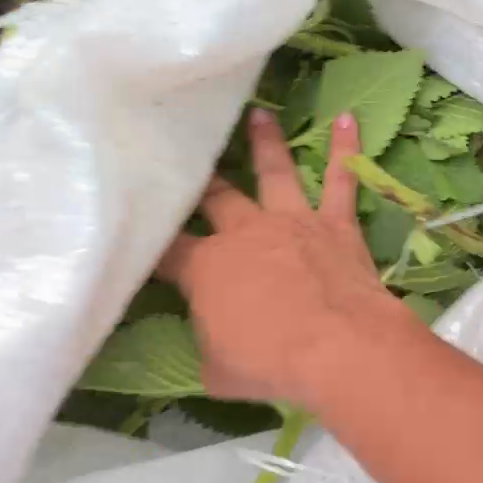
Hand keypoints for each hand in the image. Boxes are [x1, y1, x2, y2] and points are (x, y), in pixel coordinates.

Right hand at [158, 108, 413, 408]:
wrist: (339, 345)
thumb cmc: (269, 363)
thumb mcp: (215, 368)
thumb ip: (209, 338)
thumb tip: (214, 332)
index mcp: (206, 268)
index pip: (166, 249)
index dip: (150, 238)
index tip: (134, 220)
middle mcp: (246, 232)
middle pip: (217, 197)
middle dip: (200, 178)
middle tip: (189, 151)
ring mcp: (294, 221)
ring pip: (276, 172)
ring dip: (266, 143)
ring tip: (258, 114)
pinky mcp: (337, 222)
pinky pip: (342, 178)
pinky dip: (345, 148)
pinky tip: (347, 119)